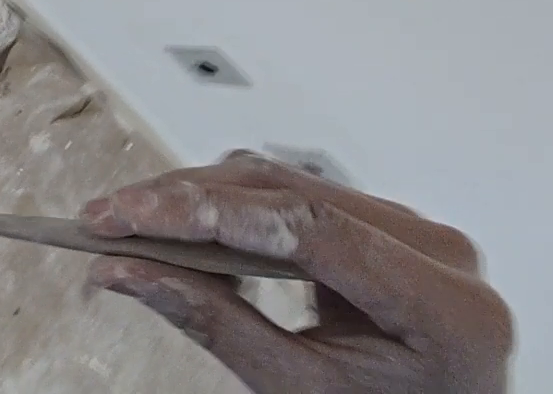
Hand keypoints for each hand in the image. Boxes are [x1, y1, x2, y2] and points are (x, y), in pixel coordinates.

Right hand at [79, 152, 512, 392]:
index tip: (127, 216)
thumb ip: (214, 323)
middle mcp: (433, 248)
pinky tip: (177, 226)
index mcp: (447, 306)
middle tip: (105, 218)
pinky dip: (218, 206)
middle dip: (180, 202)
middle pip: (277, 192)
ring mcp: (402, 227)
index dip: (203, 213)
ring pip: (268, 181)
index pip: (304, 227)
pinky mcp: (367, 219)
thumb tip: (120, 269)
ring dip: (190, 198)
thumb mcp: (302, 392)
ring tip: (128, 223)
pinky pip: (277, 191)